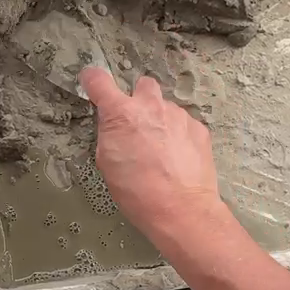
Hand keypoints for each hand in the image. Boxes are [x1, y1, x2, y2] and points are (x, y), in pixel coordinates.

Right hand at [79, 69, 227, 248]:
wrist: (180, 209)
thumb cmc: (139, 192)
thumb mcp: (107, 163)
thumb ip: (109, 134)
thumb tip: (113, 126)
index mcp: (121, 114)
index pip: (99, 81)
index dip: (93, 80)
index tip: (92, 80)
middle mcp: (150, 107)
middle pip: (142, 85)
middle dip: (138, 99)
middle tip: (136, 123)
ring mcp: (177, 115)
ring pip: (165, 107)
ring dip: (160, 121)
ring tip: (159, 151)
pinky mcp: (198, 128)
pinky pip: (183, 123)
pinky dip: (178, 135)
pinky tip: (176, 157)